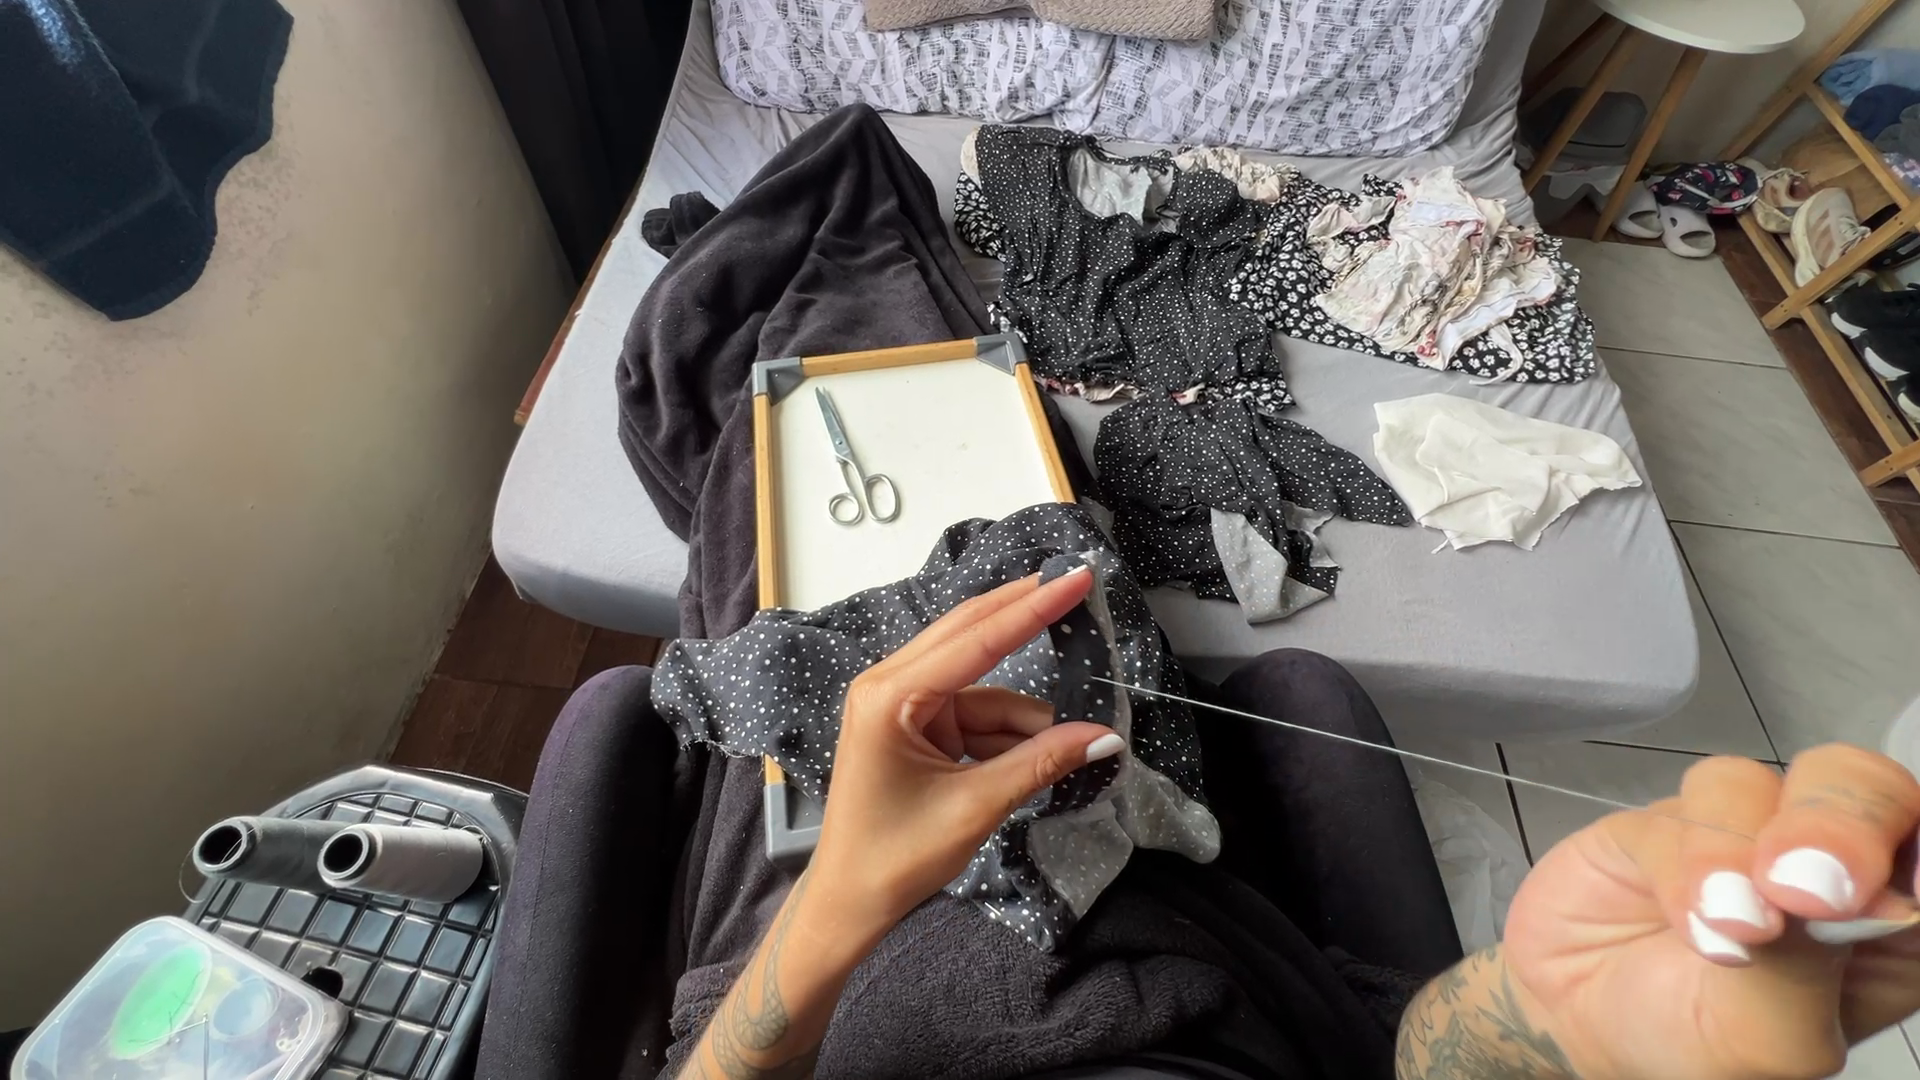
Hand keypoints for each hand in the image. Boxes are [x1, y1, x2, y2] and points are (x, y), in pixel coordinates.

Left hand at [803, 568, 1123, 941]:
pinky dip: (1010, 731)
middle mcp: (892, 684)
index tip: (1075, 577)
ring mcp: (904, 702)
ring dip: (1027, 713)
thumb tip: (1105, 737)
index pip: (976, 639)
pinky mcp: (917, 722)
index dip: (1032, 608)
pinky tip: (1046, 751)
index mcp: (890, 695)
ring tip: (1080, 737)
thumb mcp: (974, 807)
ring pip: (982, 685)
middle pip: (972, 636)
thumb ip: (1040, 764)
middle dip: (1026, 617)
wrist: (848, 903)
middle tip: (1078, 586)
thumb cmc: (895, 858)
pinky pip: (975, 713)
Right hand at [1503, 745, 1919, 1079]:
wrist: (1573, 1019)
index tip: (1890, 899)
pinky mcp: (1646, 823)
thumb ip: (1808, 969)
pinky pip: (1667, 811)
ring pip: (1750, 781)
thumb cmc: (1695, 1045)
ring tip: (1730, 920)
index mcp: (1891, 922)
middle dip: (1837, 819)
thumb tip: (1846, 897)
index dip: (1919, 851)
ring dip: (1738, 845)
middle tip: (1807, 888)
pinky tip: (1687, 921)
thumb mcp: (1773, 1038)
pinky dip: (1679, 862)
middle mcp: (1816, 864)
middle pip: (1855, 782)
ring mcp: (1724, 834)